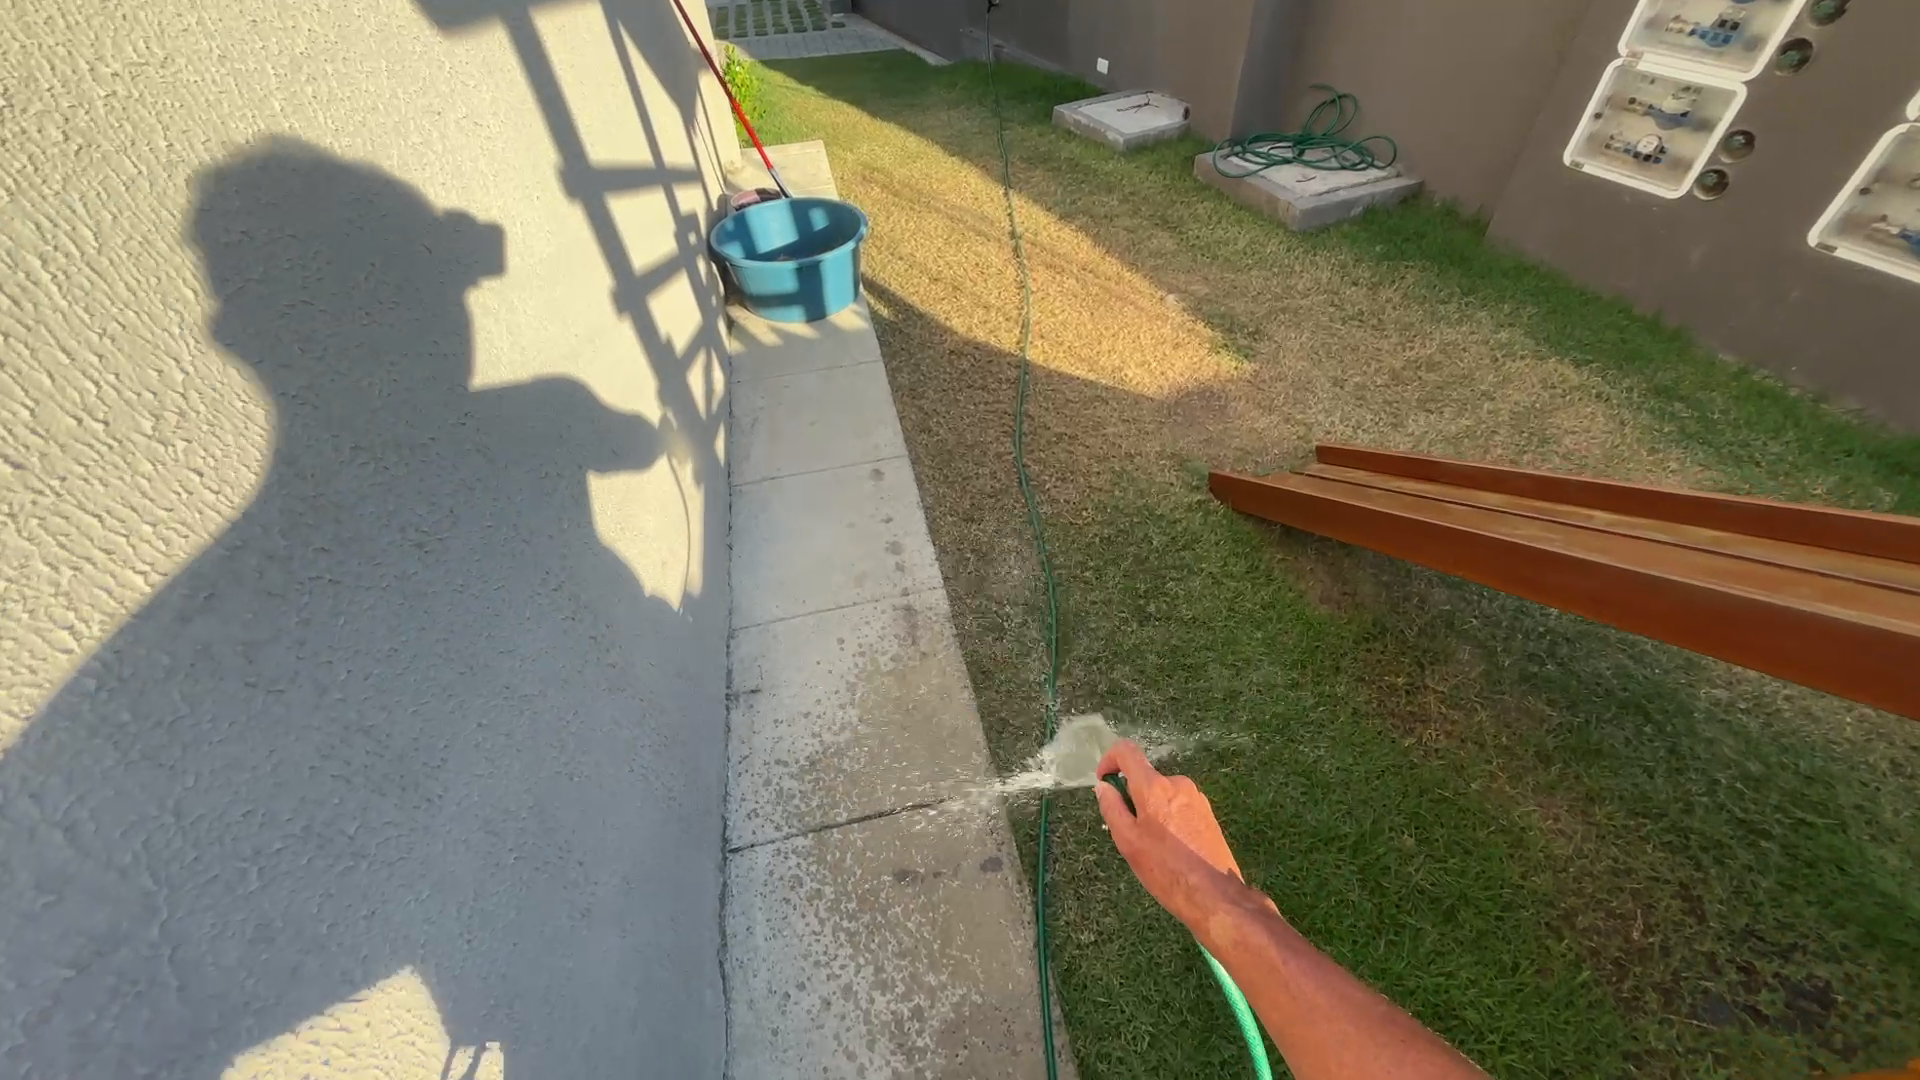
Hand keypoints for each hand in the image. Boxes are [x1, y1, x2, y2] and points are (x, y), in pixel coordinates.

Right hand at [1094, 740, 1250, 928]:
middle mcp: (1177, 783)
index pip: (1127, 751)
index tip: (1104, 783)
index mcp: (1154, 787)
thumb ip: (1112, 808)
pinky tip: (1173, 849)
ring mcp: (1196, 797)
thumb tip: (1103, 786)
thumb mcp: (1128, 842)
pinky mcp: (1208, 813)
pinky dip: (1168, 818)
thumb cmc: (1165, 870)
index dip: (1109, 760)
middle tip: (1131, 834)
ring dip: (1151, 811)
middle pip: (1145, 779)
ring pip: (1161, 794)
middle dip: (1132, 798)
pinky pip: (1178, 805)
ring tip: (1154, 847)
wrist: (1216, 897)